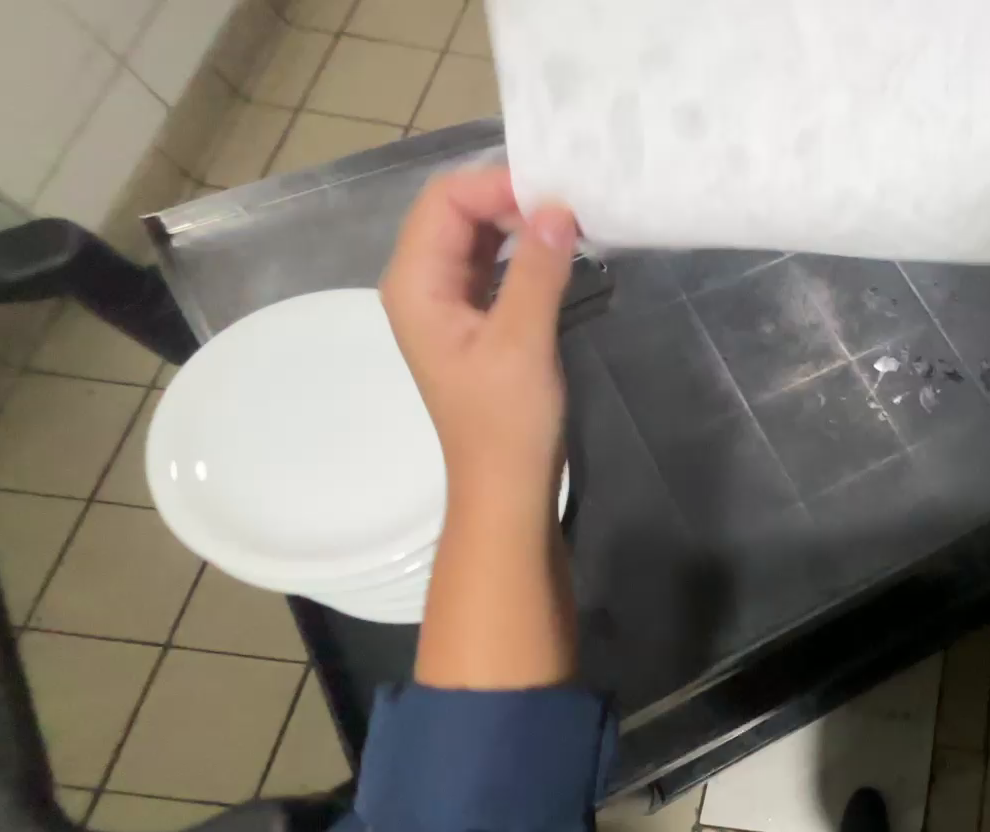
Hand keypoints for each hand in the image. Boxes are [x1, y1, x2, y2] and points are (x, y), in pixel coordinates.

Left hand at [379, 166, 577, 511]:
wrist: (506, 485)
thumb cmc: (507, 420)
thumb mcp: (523, 341)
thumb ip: (539, 272)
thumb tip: (559, 210)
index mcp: (416, 283)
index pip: (445, 203)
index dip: (496, 187)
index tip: (558, 195)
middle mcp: (424, 285)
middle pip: (457, 216)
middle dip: (510, 202)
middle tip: (572, 206)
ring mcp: (450, 306)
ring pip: (479, 243)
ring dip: (521, 229)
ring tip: (573, 226)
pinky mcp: (478, 326)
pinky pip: (496, 273)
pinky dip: (526, 259)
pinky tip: (560, 258)